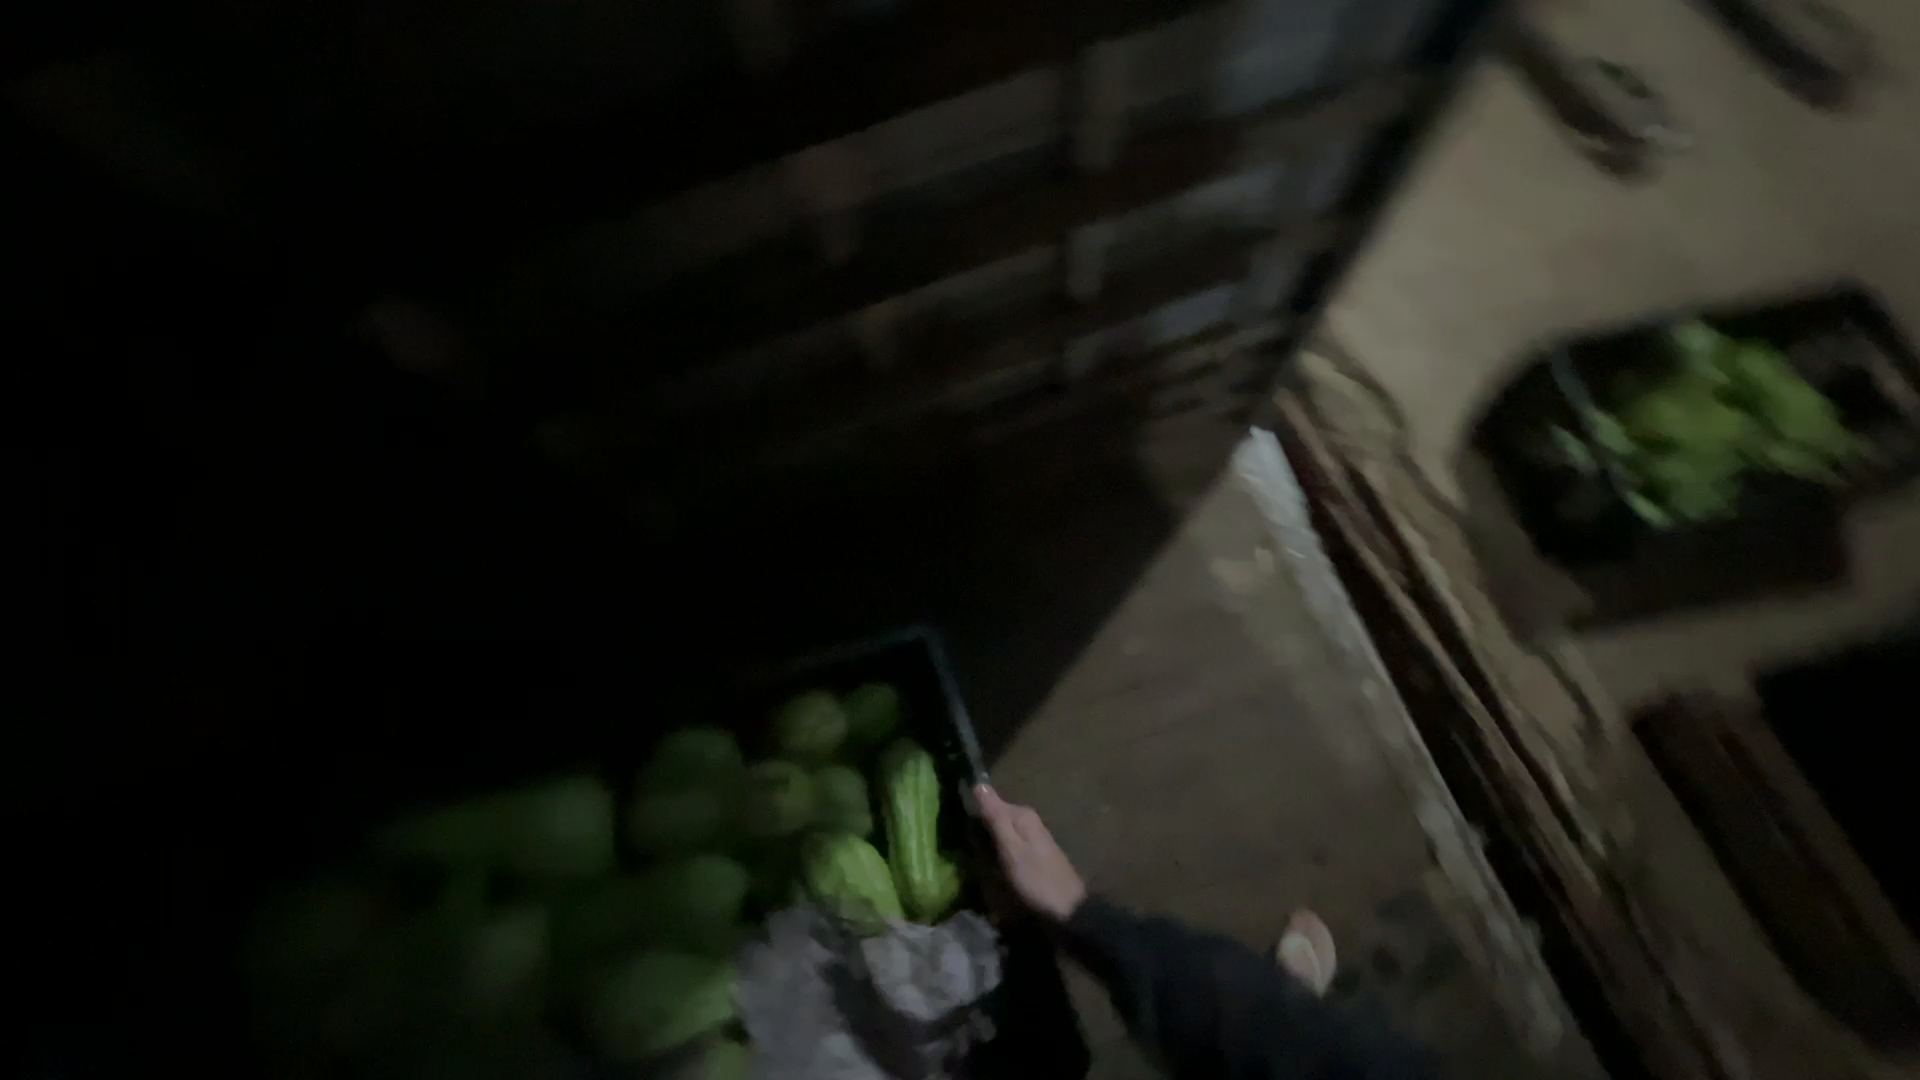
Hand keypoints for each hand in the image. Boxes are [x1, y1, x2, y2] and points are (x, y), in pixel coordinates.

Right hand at [974, 784, 1086, 921]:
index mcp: (1022, 814)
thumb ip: (995, 817)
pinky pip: (1008, 843)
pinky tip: (991, 865)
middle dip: (980, 830)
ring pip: (1001, 831)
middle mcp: (1028, 819)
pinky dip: (998, 852)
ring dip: (988, 843)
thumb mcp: (1011, 848)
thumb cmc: (1036, 878)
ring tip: (974, 860)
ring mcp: (1032, 835)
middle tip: (965, 850)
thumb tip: (978, 783)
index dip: (972, 814)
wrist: (1069, 909)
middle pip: (995, 817)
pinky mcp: (1033, 851)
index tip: (956, 830)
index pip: (989, 802)